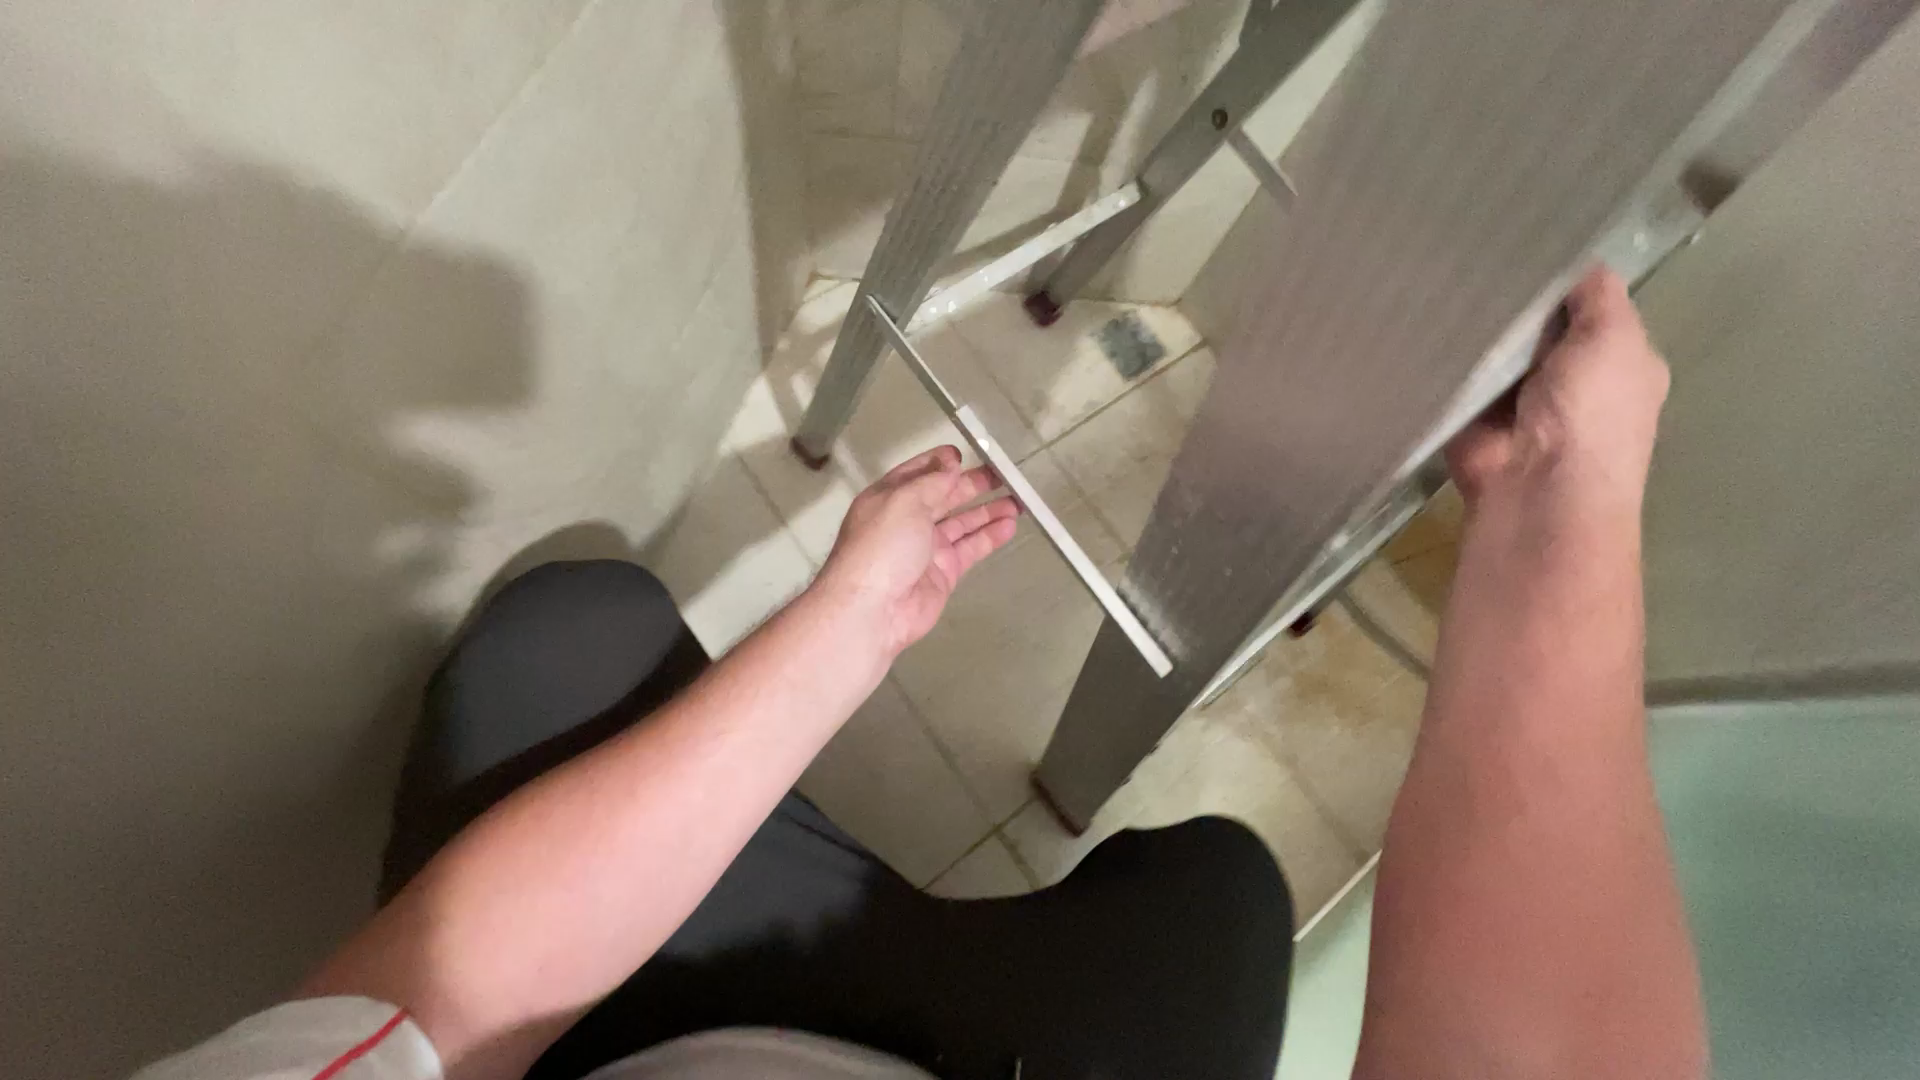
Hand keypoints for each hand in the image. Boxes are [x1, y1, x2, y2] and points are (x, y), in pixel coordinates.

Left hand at [810, 446, 1021, 656]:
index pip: (918, 473)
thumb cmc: (882, 546)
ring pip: (962, 523)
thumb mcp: (904, 501)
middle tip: (1003, 475)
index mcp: (890, 497)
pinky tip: (1010, 525)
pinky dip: (990, 536)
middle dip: (972, 485)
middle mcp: (907, 520)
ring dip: (988, 510)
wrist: (873, 610)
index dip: (941, 462)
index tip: (967, 453)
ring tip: (1018, 500)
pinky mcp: (944, 573)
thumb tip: (950, 464)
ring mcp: (926, 548)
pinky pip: (971, 549)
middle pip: (945, 497)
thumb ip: (932, 481)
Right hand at [1447, 266, 1669, 511]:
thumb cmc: (1590, 411)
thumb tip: (1579, 260)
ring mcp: (1513, 398)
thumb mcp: (1613, 338)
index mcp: (1614, 359)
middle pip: (1533, 325)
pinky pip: (1454, 377)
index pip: (1587, 305)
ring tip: (1439, 286)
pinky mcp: (1467, 414)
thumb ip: (1597, 297)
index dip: (1561, 278)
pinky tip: (1420, 330)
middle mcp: (1565, 377)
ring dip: (1472, 329)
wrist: (1534, 486)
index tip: (1525, 247)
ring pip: (1490, 348)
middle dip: (1509, 300)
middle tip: (1470, 262)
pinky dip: (1441, 360)